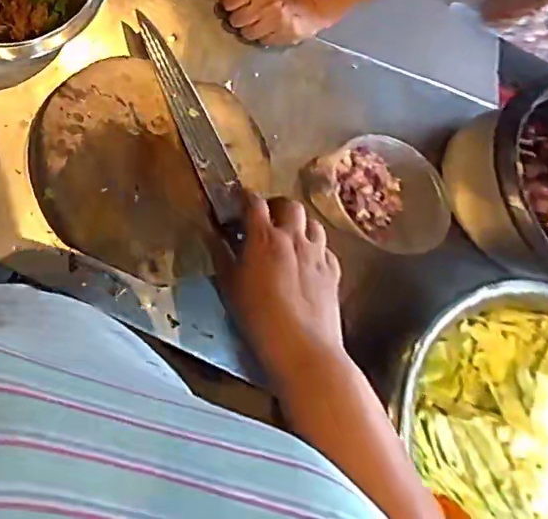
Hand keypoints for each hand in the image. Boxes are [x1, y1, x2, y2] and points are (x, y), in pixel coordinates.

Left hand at [212, 0, 335, 44]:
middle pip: (235, 20)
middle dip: (237, 21)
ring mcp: (276, 23)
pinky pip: (260, 42)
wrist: (309, 9)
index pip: (229, 3)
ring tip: (257, 25)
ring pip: (246, 34)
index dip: (227, 7)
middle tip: (245, 18)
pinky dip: (261, 39)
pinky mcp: (283, 37)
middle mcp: (267, 6)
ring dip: (248, 32)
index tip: (231, 8)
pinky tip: (268, 32)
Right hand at [218, 194, 345, 385]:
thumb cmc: (259, 317)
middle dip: (276, 206)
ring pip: (313, 223)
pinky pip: (326, 249)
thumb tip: (213, 235)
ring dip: (299, 225)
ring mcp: (317, 255)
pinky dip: (316, 249)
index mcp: (264, 237)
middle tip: (265, 219)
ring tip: (288, 237)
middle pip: (290, 205)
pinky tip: (307, 263)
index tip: (237, 201)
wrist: (305, 350)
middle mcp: (293, 238)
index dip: (244, 197)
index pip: (254, 202)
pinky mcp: (334, 274)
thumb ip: (221, 255)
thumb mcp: (230, 285)